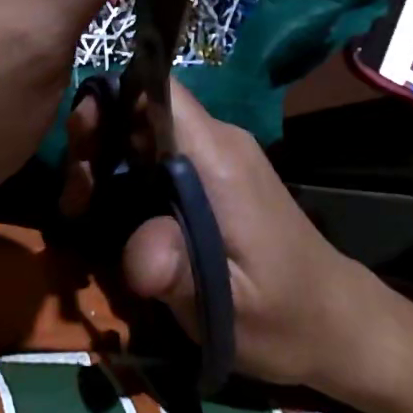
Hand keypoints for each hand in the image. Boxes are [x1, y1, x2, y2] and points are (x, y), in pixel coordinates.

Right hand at [64, 81, 412, 388]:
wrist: (336, 322)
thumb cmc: (284, 316)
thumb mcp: (228, 308)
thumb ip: (182, 274)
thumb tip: (137, 256)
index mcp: (219, 158)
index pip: (161, 90)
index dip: (114, 98)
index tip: (83, 140)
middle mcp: (217, 141)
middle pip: (143, 106)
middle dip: (99, 133)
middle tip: (75, 189)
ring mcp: (216, 155)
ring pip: (146, 128)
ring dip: (107, 156)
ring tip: (82, 204)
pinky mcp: (213, 173)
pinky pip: (159, 151)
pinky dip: (126, 170)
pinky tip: (108, 208)